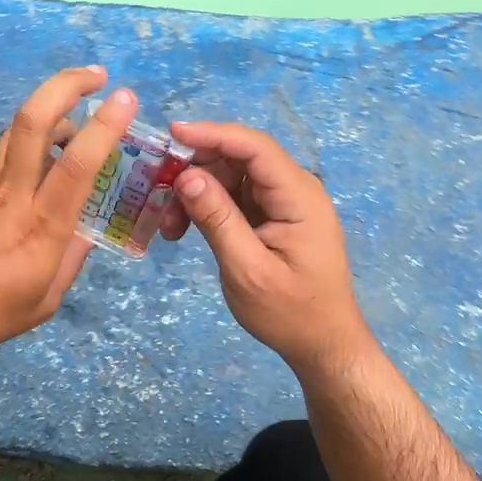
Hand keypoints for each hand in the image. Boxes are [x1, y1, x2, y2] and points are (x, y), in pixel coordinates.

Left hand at [0, 67, 137, 368]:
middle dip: (66, 85)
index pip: (77, 164)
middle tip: (96, 75)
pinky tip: (33, 173)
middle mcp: (9, 194)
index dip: (105, 125)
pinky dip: (27, 148)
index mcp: (38, 229)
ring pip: (16, 130)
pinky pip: (1, 154)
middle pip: (33, 120)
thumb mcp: (41, 302)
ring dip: (50, 113)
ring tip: (74, 127)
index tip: (125, 98)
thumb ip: (71, 258)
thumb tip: (88, 226)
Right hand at [164, 122, 368, 368]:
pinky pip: (230, 195)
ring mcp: (280, 201)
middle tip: (159, 192)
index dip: (212, 134)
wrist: (322, 346)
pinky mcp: (268, 214)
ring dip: (194, 191)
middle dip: (195, 168)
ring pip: (228, 175)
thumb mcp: (248, 270)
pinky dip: (203, 205)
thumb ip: (218, 219)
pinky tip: (182, 228)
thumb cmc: (291, 313)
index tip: (172, 134)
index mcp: (298, 197)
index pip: (254, 147)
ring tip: (169, 225)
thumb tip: (186, 175)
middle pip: (237, 157)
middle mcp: (292, 189)